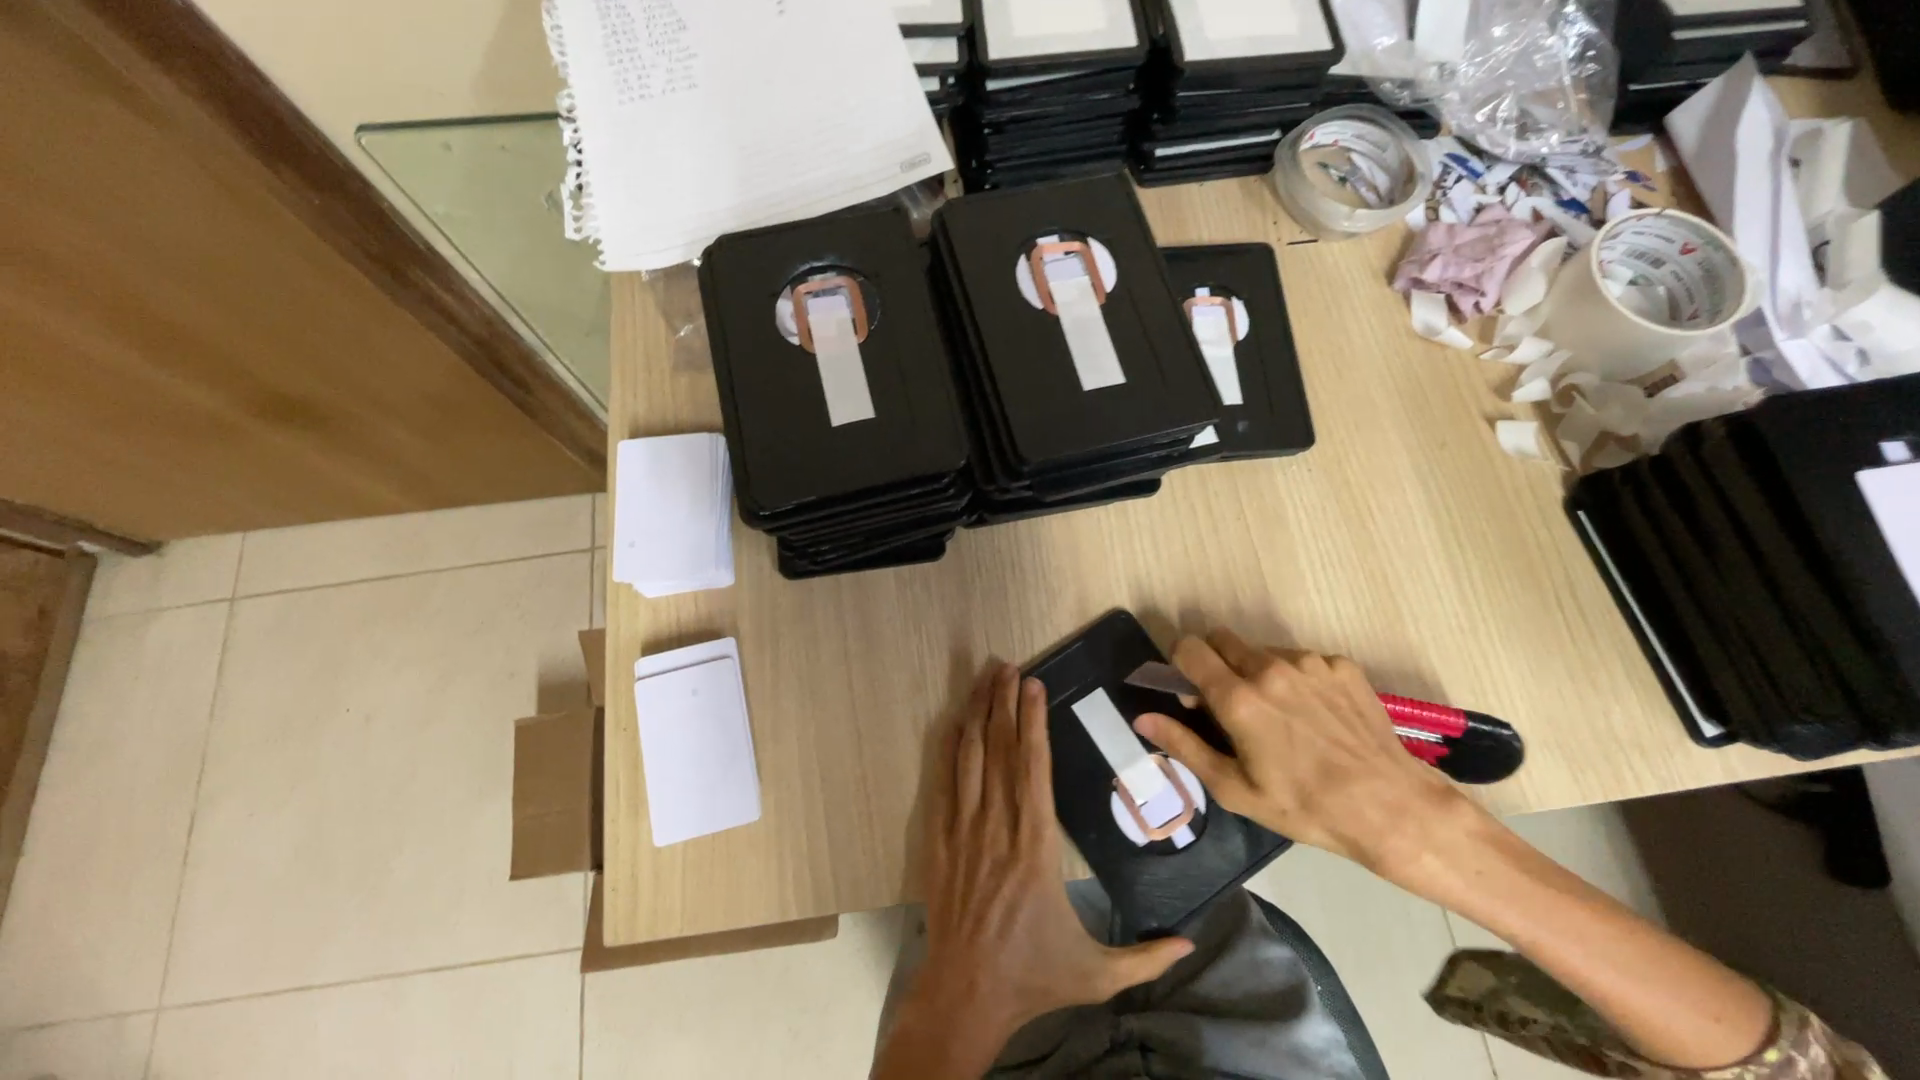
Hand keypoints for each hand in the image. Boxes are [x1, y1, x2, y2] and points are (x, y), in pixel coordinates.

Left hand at [911, 663, 1193, 1041]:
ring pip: (970, 759)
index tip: (1034, 686)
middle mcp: (997, 828)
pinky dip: (950, 749)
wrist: (964, 995)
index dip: (1033, 722)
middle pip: (1000, 750)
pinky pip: (944, 783)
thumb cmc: (1033, 977)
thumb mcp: (1098, 975)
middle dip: (1003, 703)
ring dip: (977, 715)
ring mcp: (963, 832)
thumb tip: (1193, 942)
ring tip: (985, 679)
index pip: (1033, 768)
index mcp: (1036, 847)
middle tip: (1007, 665)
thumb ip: (1147, 957)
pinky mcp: (940, 842)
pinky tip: (956, 724)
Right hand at [1131, 628, 1473, 878]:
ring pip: (1261, 650)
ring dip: (1254, 671)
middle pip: (1222, 639)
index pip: (1189, 649)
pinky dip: (1294, 679)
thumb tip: (1142, 717)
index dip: (1179, 664)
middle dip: (1214, 663)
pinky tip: (1312, 716)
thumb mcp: (1234, 788)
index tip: (1188, 691)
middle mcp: (1271, 668)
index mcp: (1238, 699)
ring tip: (1278, 716)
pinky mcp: (1341, 666)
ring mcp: (1310, 663)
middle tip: (1228, 704)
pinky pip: (1300, 660)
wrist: (1390, 807)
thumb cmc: (1304, 806)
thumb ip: (1184, 745)